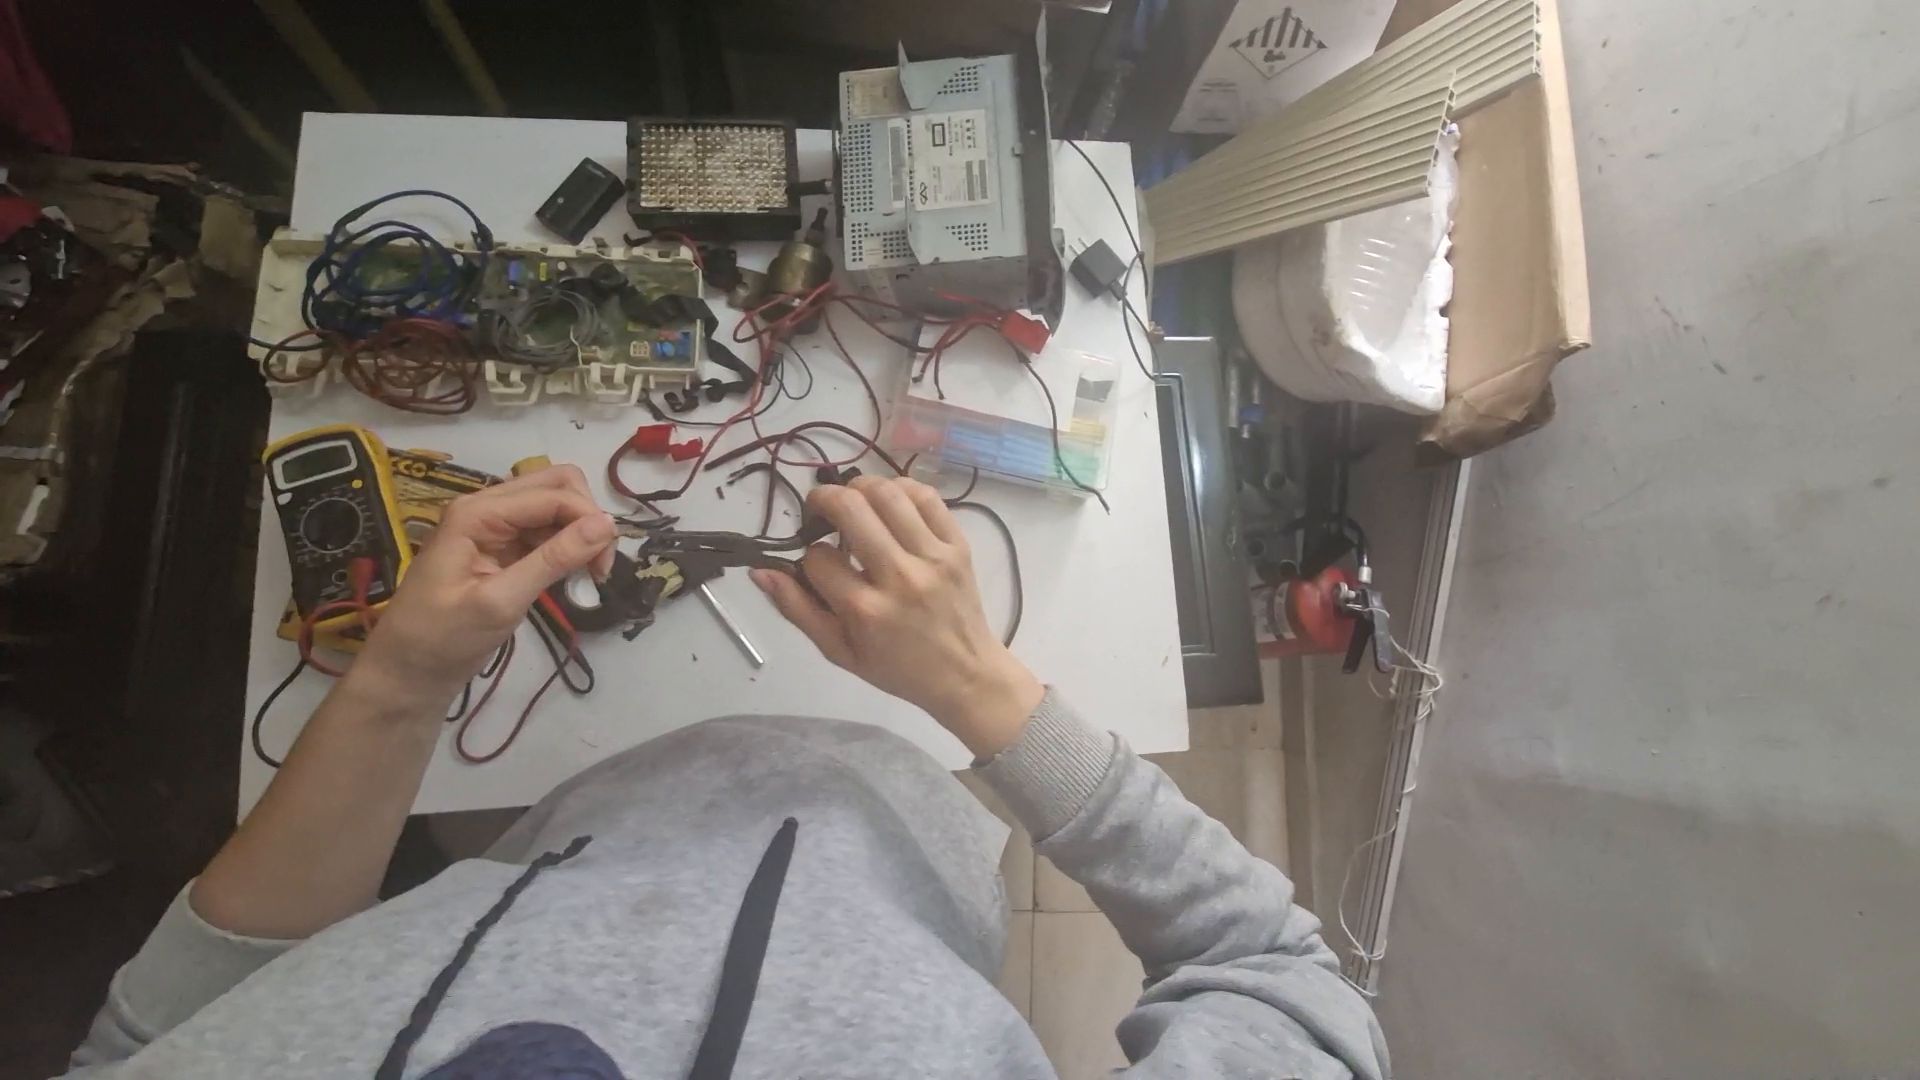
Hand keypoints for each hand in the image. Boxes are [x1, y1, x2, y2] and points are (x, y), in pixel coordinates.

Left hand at [354, 465, 615, 708]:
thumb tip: (609, 525)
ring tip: (589, 576)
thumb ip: (555, 559)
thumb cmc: (443, 639)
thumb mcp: (501, 601)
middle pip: (558, 485)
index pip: (553, 495)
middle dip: (588, 517)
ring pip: (558, 505)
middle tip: (598, 564)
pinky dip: (570, 547)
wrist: (408, 672)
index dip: (589, 521)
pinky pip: (550, 529)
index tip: (604, 568)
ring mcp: (497, 526)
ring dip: (582, 533)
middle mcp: (488, 508)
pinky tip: (573, 578)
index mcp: (477, 514)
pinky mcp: (506, 546)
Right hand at [752, 475, 1042, 756]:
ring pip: (888, 493)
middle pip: (851, 508)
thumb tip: (760, 571)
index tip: (817, 567)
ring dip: (860, 487)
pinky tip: (889, 502)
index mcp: (866, 611)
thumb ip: (797, 610)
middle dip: (823, 499)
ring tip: (854, 503)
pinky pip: (927, 496)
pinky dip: (901, 488)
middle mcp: (900, 577)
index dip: (808, 557)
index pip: (818, 558)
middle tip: (819, 509)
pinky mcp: (958, 544)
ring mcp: (933, 557)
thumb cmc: (897, 668)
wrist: (964, 673)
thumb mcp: (839, 652)